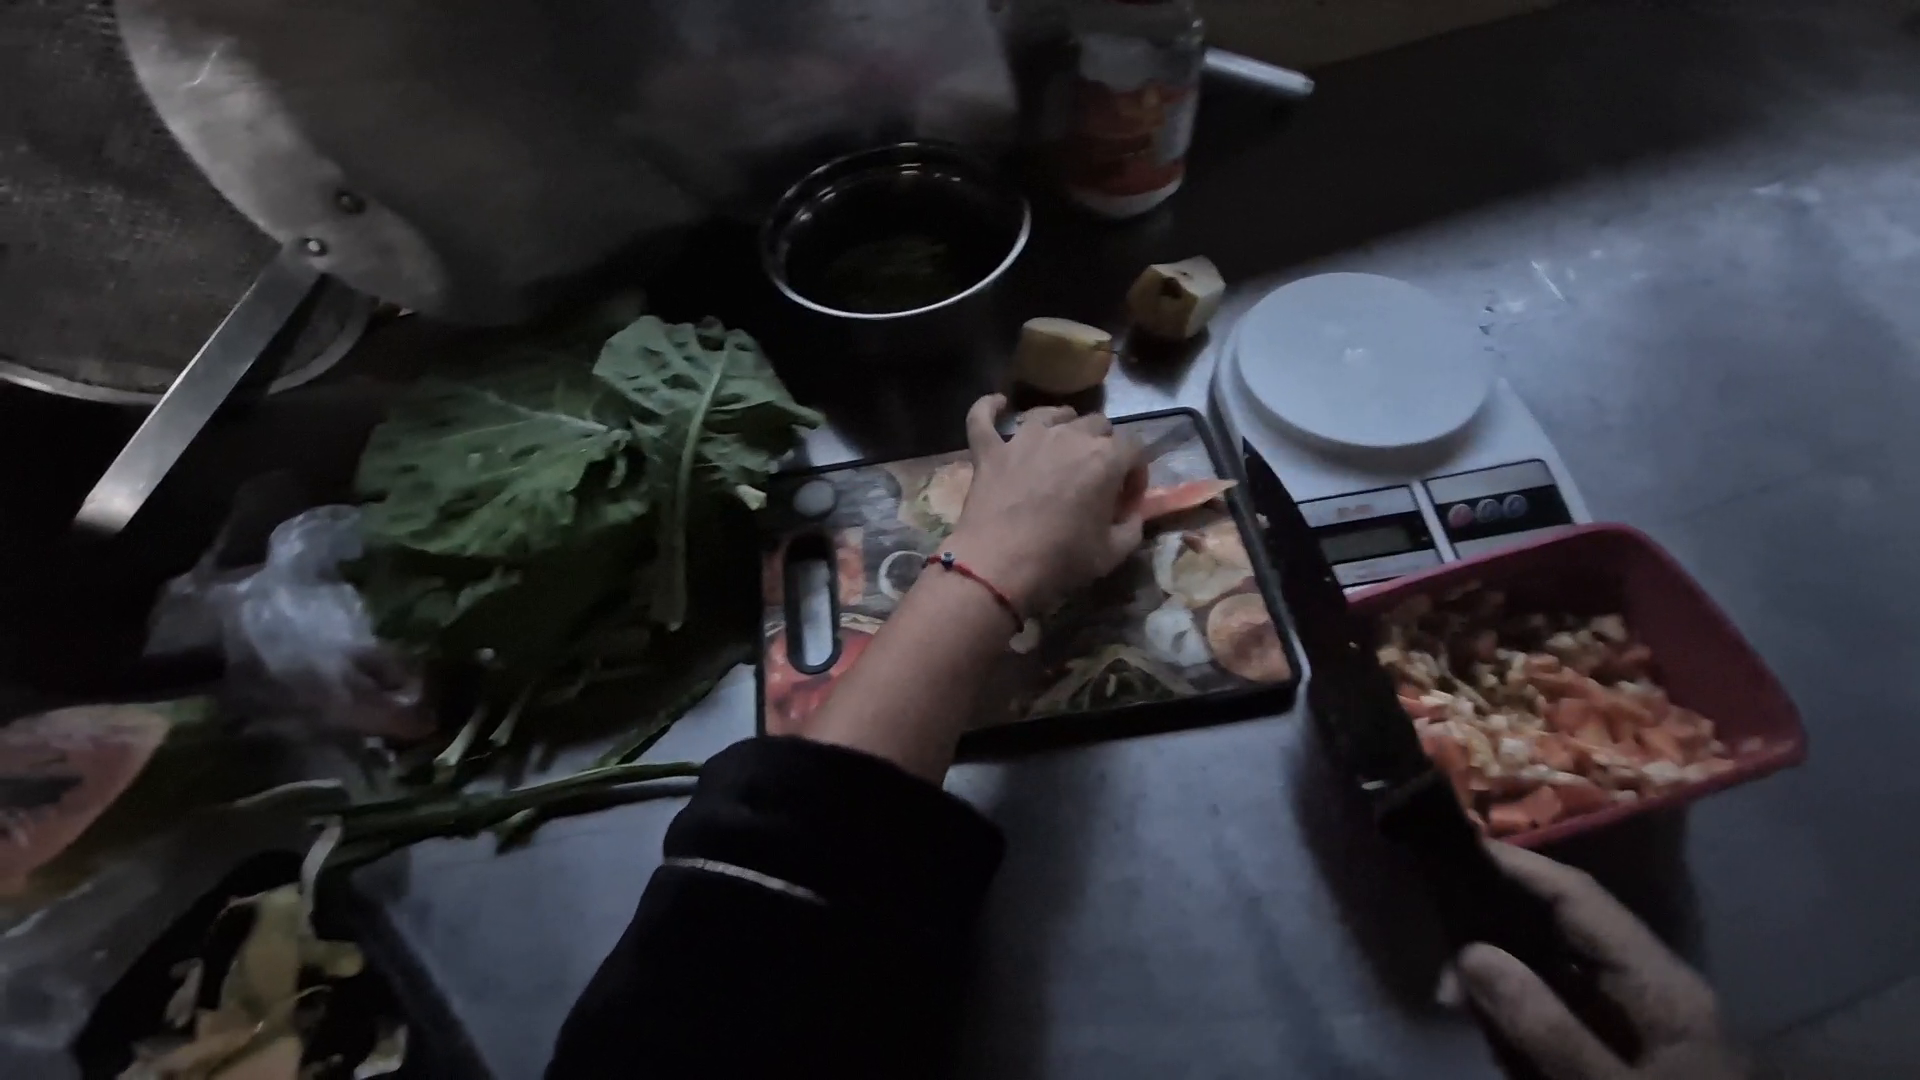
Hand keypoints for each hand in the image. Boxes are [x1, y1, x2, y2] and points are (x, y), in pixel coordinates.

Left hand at [946, 395, 1145, 614]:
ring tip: (1061, 442)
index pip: (1134, 447)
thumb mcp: (1113, 553)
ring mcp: (1024, 439)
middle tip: (1095, 477)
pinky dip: (989, 408)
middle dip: (1103, 446)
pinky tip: (998, 404)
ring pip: (1050, 413)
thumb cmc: (1060, 560)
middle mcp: (1067, 436)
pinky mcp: (990, 450)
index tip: (1126, 498)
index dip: (1136, 472)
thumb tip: (1132, 513)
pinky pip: (984, 417)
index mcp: (1104, 458)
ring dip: (1062, 423)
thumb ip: (1132, 526)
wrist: (997, 566)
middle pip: (1096, 424)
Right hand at [1457, 843, 1749, 1079]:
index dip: (1515, 866)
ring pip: (1550, 970)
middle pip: (1557, 928)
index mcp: (1663, 986)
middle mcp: (1652, 988)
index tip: (1452, 853)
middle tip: (1445, 978)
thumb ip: (1547, 1029)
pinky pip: (1560, 1009)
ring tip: (1466, 1018)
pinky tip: (1503, 1049)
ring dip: (1503, 988)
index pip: (1578, 896)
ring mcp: (1641, 1021)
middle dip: (1493, 939)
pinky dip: (1523, 1021)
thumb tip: (1471, 952)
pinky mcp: (1628, 1050)